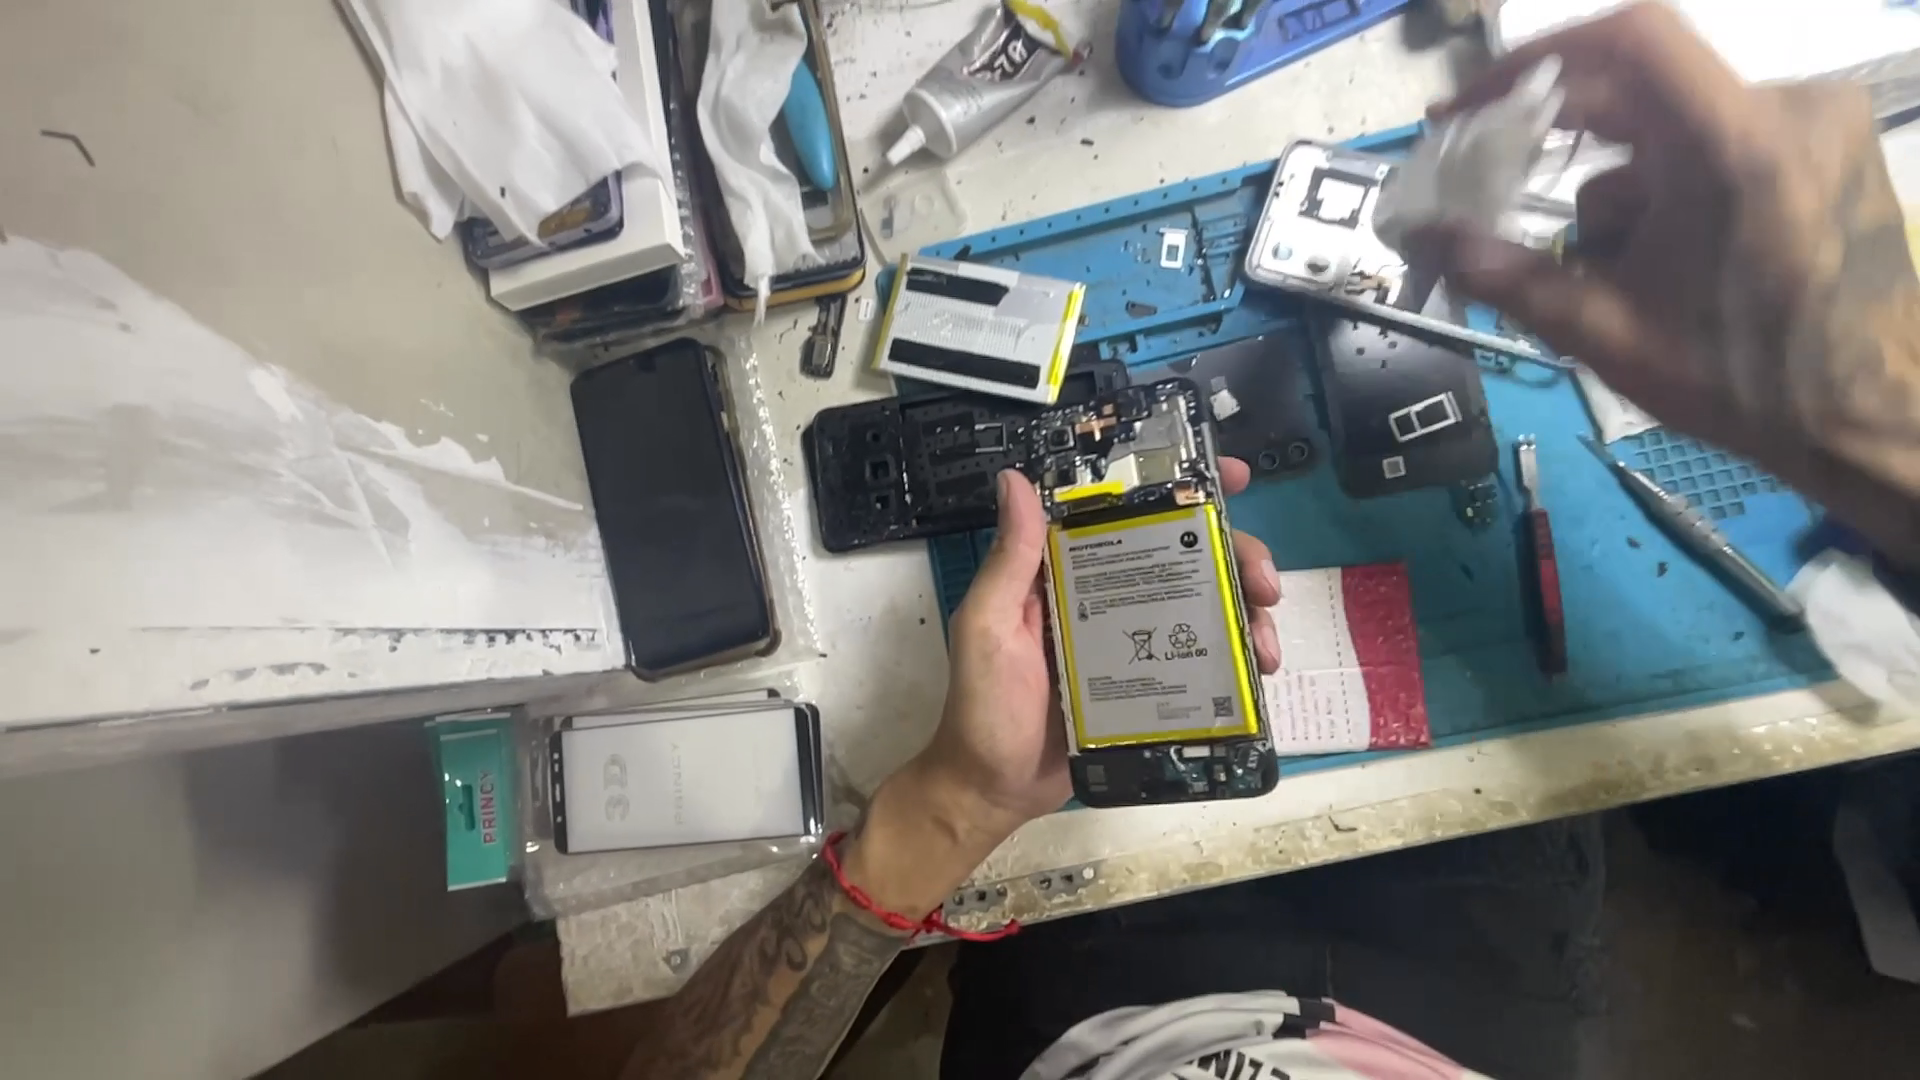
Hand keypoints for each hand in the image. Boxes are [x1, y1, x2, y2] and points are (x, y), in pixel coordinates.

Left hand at [916, 459, 1283, 840]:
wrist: (998, 788)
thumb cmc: (985, 705)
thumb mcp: (989, 625)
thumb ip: (1009, 560)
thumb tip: (1015, 480)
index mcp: (1067, 573)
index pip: (1125, 516)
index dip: (1178, 491)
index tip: (1232, 478)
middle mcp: (1107, 597)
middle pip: (1182, 557)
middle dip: (1235, 556)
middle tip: (1263, 581)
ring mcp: (1133, 641)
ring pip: (1203, 605)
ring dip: (1245, 609)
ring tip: (1265, 637)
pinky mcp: (1150, 684)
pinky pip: (1201, 659)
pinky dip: (1236, 657)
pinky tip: (1258, 670)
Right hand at [1410, 3, 1919, 559]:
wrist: (1866, 410)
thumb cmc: (1730, 373)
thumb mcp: (1594, 328)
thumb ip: (1499, 275)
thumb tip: (1420, 236)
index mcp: (1730, 143)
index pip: (1629, 43)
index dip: (1534, 58)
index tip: (1469, 105)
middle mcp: (1783, 109)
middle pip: (1634, 97)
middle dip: (1554, 154)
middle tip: (1492, 195)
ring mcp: (1811, 127)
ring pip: (1662, 137)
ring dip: (1609, 199)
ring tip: (1606, 280)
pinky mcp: (1818, 154)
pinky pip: (1704, 151)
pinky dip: (1653, 200)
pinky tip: (1654, 266)